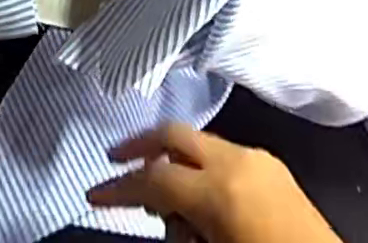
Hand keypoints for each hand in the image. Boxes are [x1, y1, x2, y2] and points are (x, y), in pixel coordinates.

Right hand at [88, 123, 340, 242]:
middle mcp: (238, 160)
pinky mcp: (273, 166)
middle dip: (141, 146)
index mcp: (221, 189)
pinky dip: (201, 166)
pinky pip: (224, 154)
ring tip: (162, 202)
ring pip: (201, 142)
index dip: (119, 187)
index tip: (94, 192)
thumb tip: (162, 214)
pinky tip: (198, 199)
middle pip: (176, 136)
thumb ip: (180, 232)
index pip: (156, 179)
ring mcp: (258, 158)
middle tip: (116, 164)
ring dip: (174, 159)